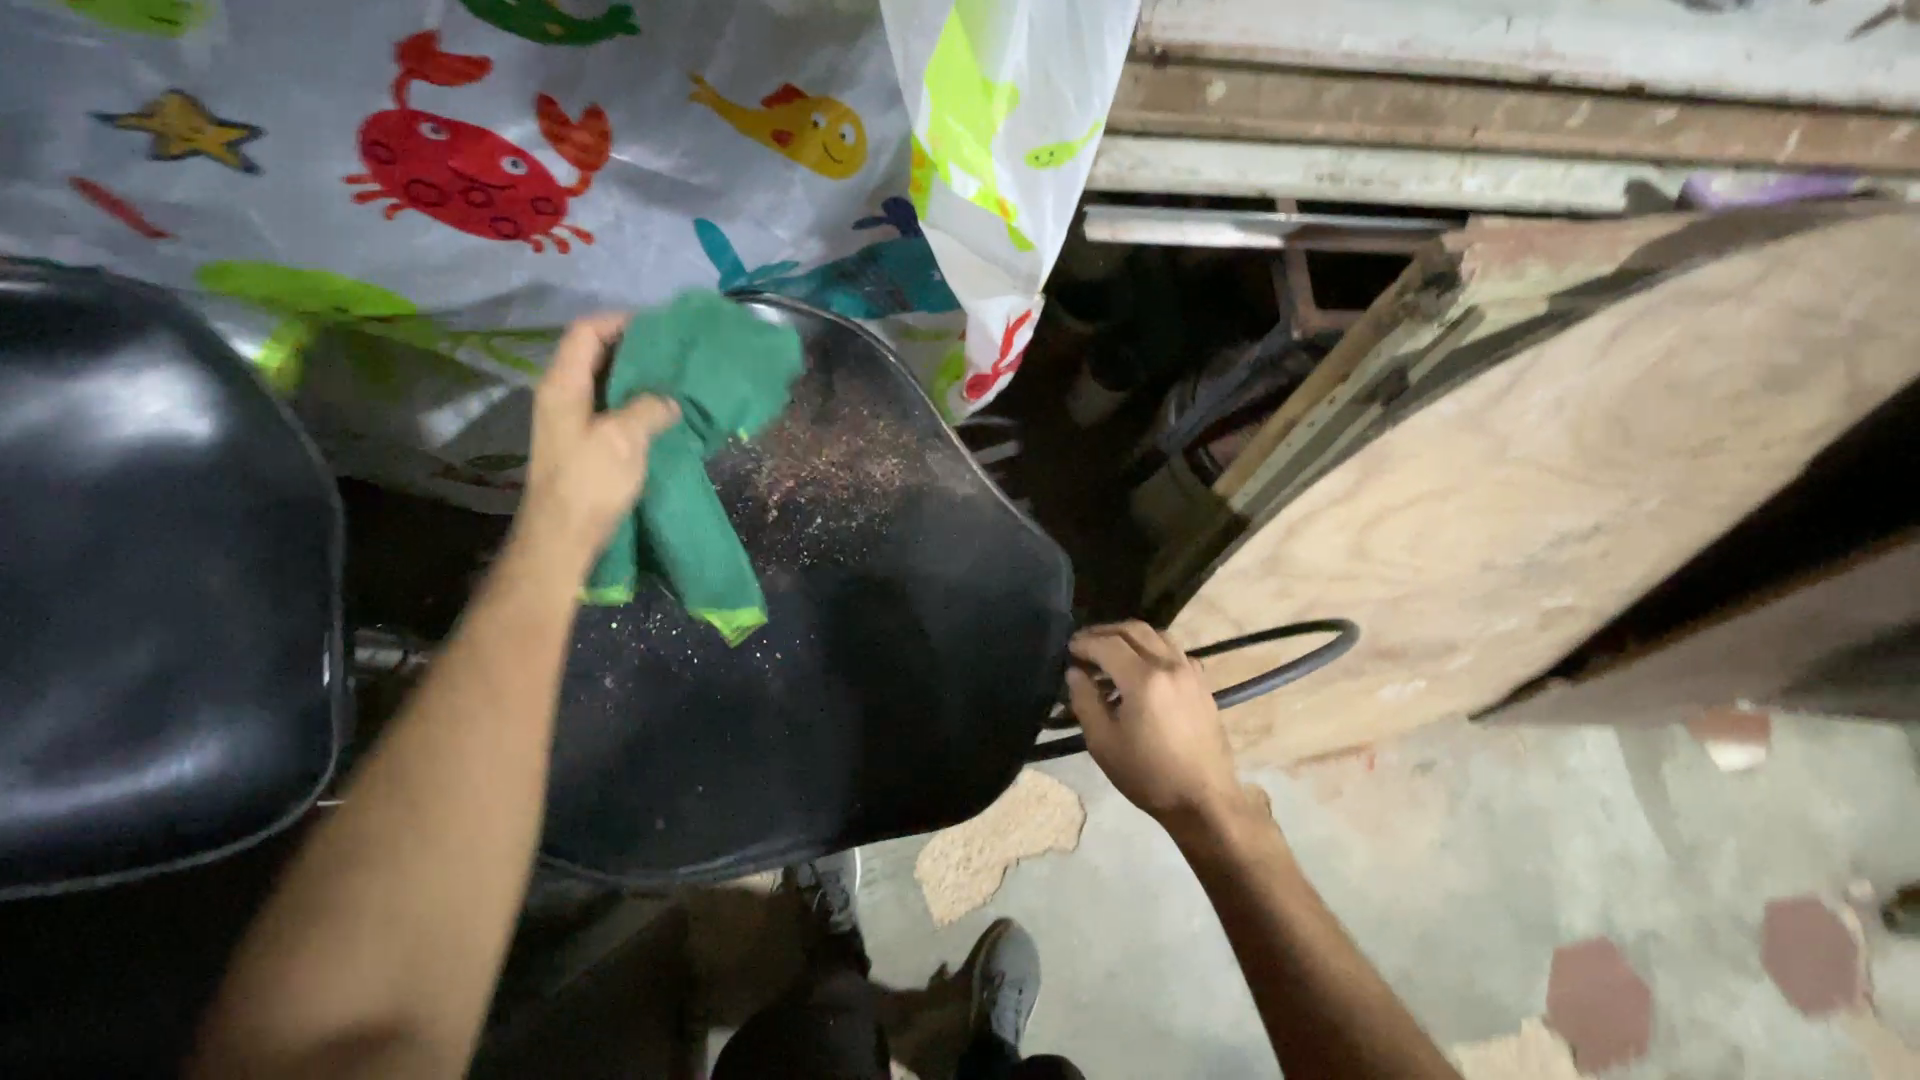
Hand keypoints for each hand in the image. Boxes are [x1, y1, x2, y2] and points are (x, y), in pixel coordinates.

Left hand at [512, 314, 679, 572]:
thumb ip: (649, 408)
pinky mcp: (584, 443)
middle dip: (635, 349)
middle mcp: (562, 395)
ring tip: (675, 381)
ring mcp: (571, 420)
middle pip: (595, 354)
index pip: (586, 331)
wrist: (563, 537)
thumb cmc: (589, 482)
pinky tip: (663, 414)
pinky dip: (636, 404)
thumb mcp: (624, 438)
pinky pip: (611, 409)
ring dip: (638, 379)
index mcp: (563, 384)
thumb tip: (668, 400)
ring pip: (606, 383)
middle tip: (674, 354)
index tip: (660, 329)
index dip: (620, 322)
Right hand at [1067, 621, 1252, 829]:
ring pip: (1158, 636)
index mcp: (1143, 679)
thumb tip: (1075, 673)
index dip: (1084, 643)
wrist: (1203, 799)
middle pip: (1134, 630)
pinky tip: (1143, 670)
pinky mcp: (1203, 684)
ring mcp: (1191, 672)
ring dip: (1130, 637)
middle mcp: (1170, 665)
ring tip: (1111, 653)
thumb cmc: (1148, 775)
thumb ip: (1085, 701)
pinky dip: (1153, 649)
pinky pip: (1175, 652)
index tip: (1068, 649)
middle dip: (1105, 632)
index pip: (1107, 644)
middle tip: (1084, 644)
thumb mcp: (1103, 743)